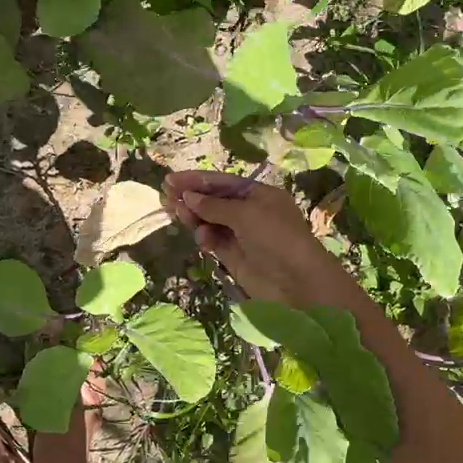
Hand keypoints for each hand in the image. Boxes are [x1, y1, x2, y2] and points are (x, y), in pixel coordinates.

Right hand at [161, 171, 351, 307]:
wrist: (296, 282)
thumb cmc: (276, 238)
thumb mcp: (246, 214)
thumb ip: (214, 206)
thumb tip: (188, 197)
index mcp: (258, 194)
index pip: (222, 182)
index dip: (196, 180)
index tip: (170, 180)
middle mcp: (249, 212)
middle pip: (214, 201)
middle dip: (191, 197)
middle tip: (165, 196)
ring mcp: (241, 235)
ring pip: (209, 221)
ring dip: (194, 216)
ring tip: (177, 213)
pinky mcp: (233, 256)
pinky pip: (213, 240)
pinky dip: (204, 237)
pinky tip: (201, 238)